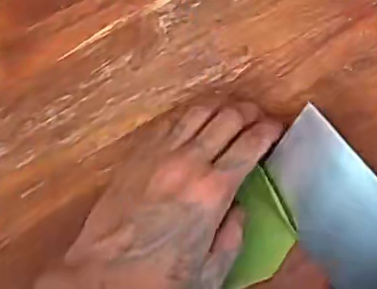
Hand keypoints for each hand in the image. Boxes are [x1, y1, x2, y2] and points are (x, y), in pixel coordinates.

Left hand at [36, 100, 283, 288]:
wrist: (97, 283)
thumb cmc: (155, 283)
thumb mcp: (208, 275)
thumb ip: (233, 237)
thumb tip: (240, 208)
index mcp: (213, 191)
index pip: (253, 141)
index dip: (271, 129)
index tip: (278, 128)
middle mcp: (192, 162)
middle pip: (231, 115)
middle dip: (252, 112)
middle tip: (259, 118)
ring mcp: (163, 153)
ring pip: (203, 108)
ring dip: (223, 106)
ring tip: (232, 113)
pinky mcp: (140, 153)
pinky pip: (173, 119)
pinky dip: (192, 114)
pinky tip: (197, 122)